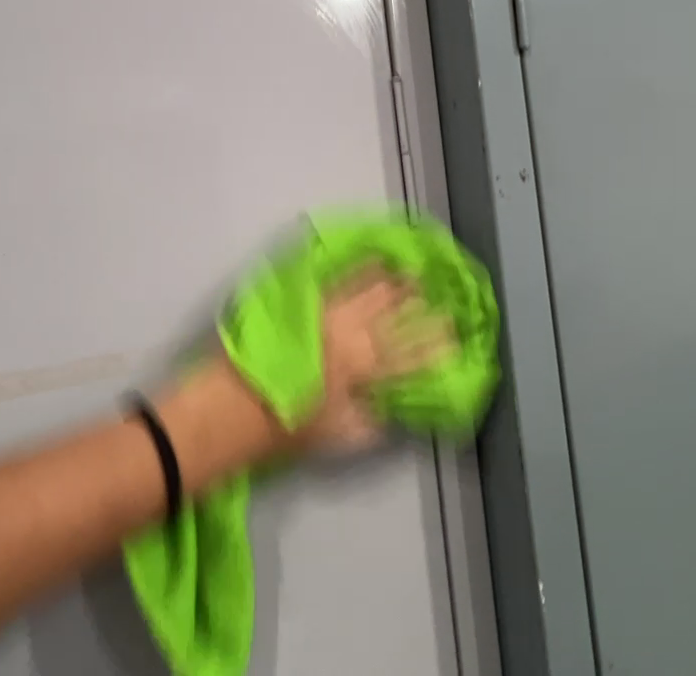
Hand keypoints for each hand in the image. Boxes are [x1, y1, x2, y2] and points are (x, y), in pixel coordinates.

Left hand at [297, 268, 453, 454]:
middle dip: (424, 311)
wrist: (242, 403)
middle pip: (399, 319)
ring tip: (415, 276)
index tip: (454, 339)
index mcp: (367, 372)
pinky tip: (376, 261)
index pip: (412, 357)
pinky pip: (344, 279)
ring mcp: (333, 315)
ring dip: (399, 285)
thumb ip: (370, 420)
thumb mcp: (340, 434)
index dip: (436, 347)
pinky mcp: (310, 302)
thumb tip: (388, 410)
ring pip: (376, 294)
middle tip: (443, 302)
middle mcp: (356, 339)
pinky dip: (364, 269)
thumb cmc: (290, 426)